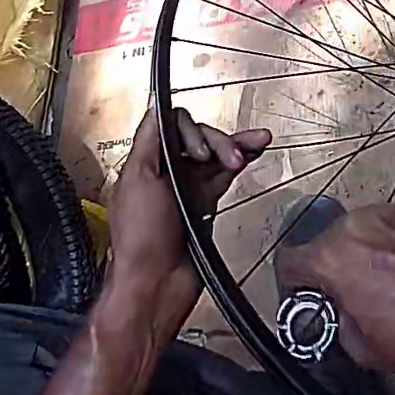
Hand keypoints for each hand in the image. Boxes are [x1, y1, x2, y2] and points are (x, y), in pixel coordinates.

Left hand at [105, 103, 269, 332]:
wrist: (156, 286)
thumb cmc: (141, 239)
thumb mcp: (138, 179)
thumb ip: (149, 140)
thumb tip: (156, 108)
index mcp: (148, 161)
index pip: (174, 126)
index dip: (193, 132)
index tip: (201, 152)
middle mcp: (167, 170)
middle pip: (199, 138)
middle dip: (218, 142)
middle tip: (230, 158)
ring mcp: (187, 186)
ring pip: (215, 154)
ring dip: (236, 145)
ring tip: (256, 143)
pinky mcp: (204, 202)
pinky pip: (224, 174)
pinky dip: (241, 159)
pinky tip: (254, 149)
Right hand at [274, 204, 394, 381]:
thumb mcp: (359, 345)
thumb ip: (334, 316)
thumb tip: (332, 307)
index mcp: (331, 260)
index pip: (289, 260)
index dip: (292, 281)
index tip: (301, 291)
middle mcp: (349, 228)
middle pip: (319, 244)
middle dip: (326, 267)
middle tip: (345, 294)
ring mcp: (376, 216)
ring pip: (346, 233)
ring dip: (351, 252)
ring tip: (375, 281)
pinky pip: (373, 226)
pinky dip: (375, 242)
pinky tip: (393, 268)